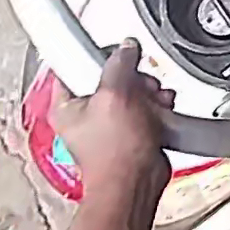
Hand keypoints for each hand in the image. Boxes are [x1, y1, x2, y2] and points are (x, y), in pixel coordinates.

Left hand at [50, 40, 175, 198]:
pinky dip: (158, 107)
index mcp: (66, 104)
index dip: (101, 56)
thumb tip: (125, 47)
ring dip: (151, 93)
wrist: (136, 181)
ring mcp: (110, 122)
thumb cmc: (116, 151)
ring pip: (133, 92)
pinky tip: (162, 111)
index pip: (77, 65)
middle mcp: (85, 113)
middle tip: (141, 86)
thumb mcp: (116, 95)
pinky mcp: (132, 131)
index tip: (117, 53)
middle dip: (135, 79)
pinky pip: (147, 107)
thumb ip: (119, 65)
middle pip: (112, 77)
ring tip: (155, 101)